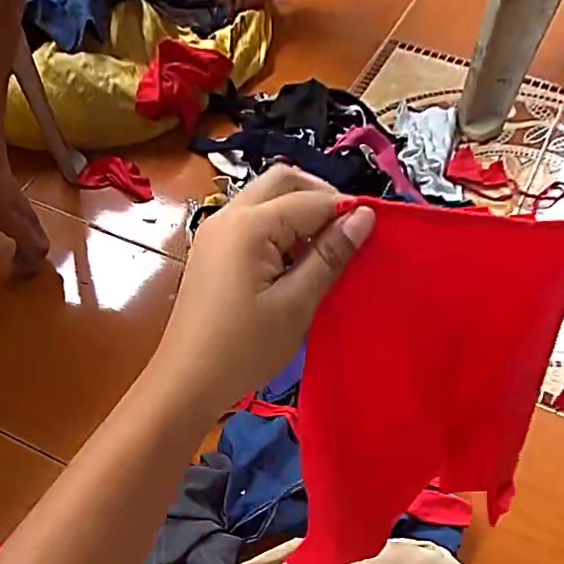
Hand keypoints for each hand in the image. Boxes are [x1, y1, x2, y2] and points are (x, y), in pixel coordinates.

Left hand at [0, 142, 49, 278]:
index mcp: (20, 228)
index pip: (35, 252)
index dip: (30, 266)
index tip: (19, 273)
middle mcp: (25, 214)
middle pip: (37, 237)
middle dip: (31, 251)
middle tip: (21, 260)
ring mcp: (17, 194)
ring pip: (27, 221)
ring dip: (21, 232)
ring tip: (8, 239)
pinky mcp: (4, 178)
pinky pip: (11, 204)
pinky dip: (6, 214)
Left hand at [146, 166, 373, 411]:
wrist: (188, 381)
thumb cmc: (245, 349)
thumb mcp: (296, 305)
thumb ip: (329, 257)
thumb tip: (363, 217)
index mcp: (250, 225)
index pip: (310, 199)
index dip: (346, 210)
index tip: (375, 232)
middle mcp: (229, 216)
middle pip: (282, 182)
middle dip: (321, 199)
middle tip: (348, 234)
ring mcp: (216, 233)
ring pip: (266, 200)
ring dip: (300, 215)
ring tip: (325, 254)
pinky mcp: (212, 253)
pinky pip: (252, 224)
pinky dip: (280, 231)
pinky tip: (296, 266)